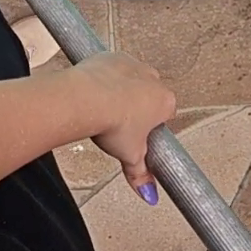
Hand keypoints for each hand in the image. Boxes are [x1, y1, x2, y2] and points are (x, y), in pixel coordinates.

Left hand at [70, 52, 175, 202]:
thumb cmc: (111, 122)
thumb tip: (148, 194)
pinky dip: (103, 76)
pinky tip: (92, 90)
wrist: (84, 99)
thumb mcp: (130, 156)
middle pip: (148, 93)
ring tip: (101, 107)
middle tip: (116, 122)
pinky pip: (110, 67)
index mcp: (164, 101)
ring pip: (129, 78)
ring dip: (119, 89)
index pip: (165, 113)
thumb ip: (141, 175)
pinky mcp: (110, 56)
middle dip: (135, 106)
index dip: (149, 125)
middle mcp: (152, 78)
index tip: (135, 132)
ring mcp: (131, 64)